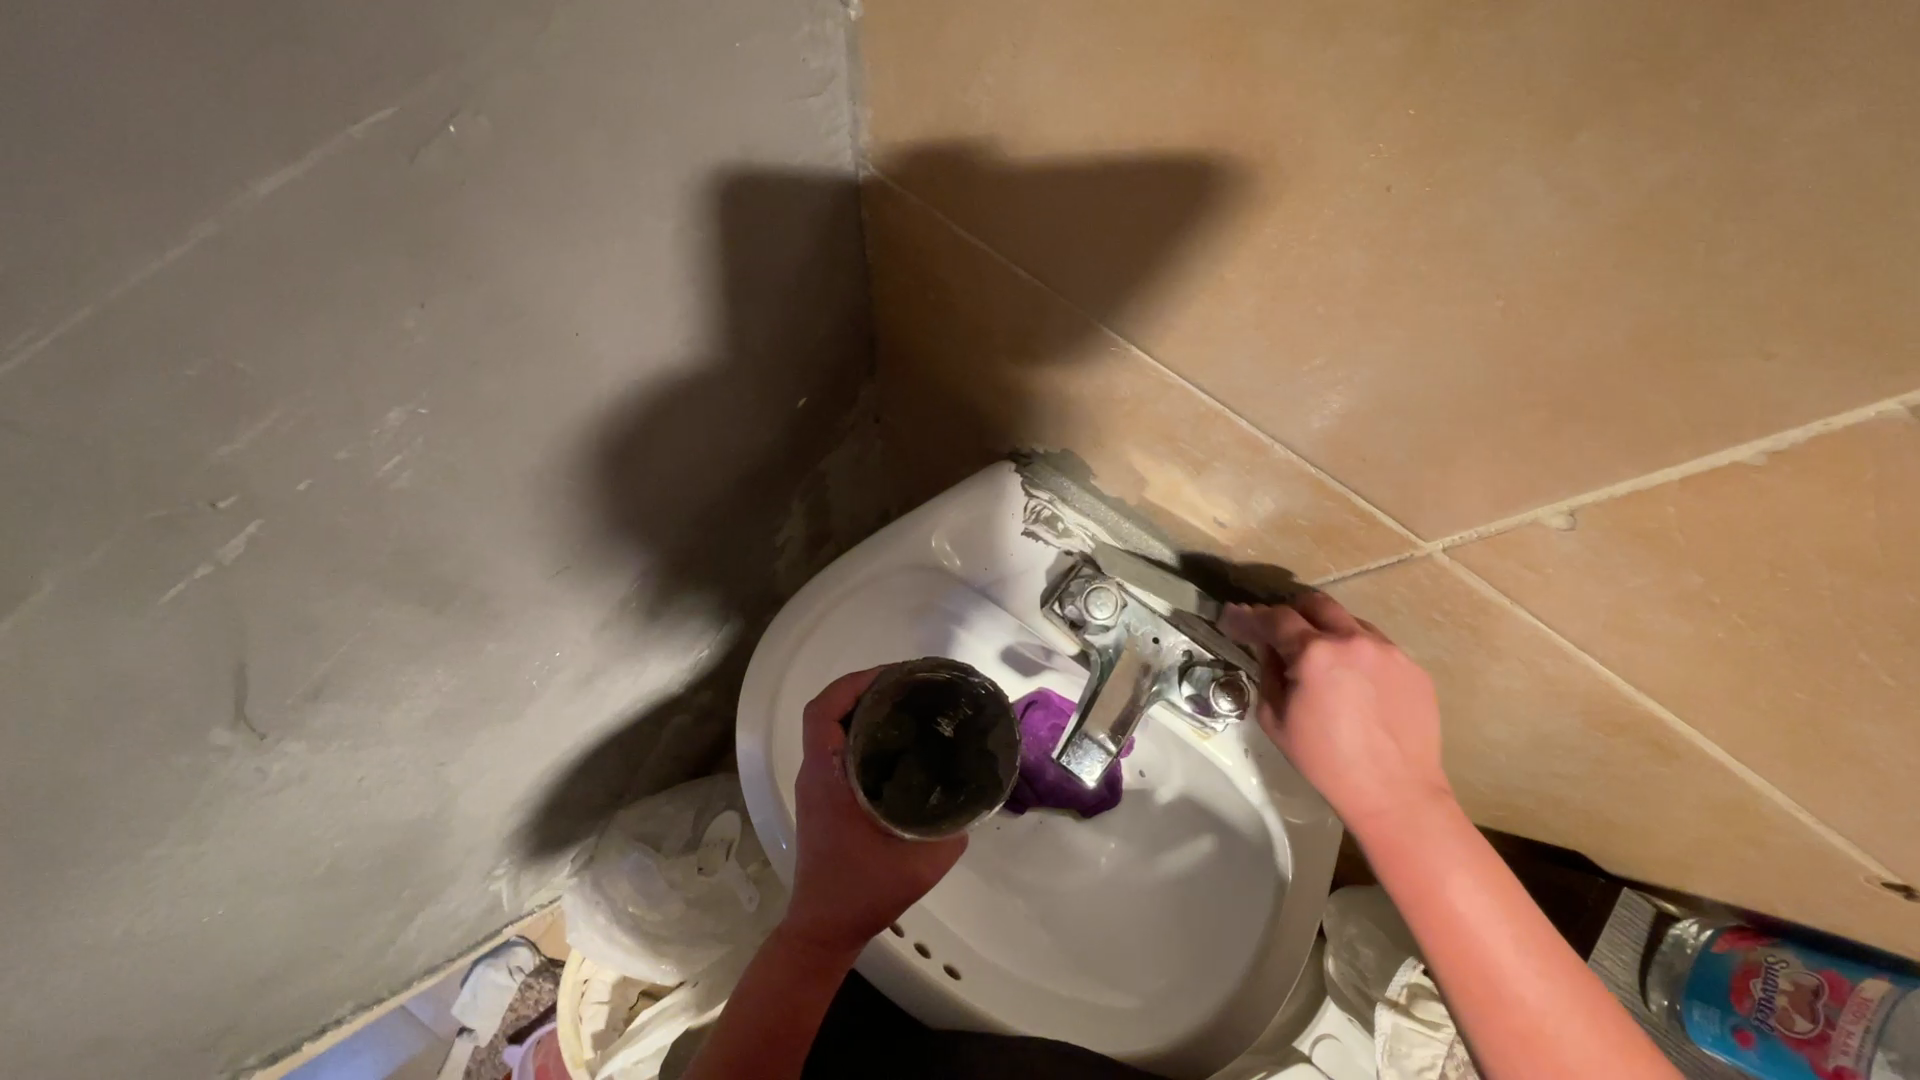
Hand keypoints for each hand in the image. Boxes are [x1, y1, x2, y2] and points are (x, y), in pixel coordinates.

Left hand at [781, 668, 967, 957]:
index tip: (893, 677)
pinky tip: (900, 747)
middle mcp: (815, 774)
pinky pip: (838, 750)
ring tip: (910, 709)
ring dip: (865, 712)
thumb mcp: (919, 864)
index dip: (853, 684)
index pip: (823, 711)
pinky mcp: (823, 799)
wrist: (823, 929)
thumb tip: (975, 797)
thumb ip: (952, 830)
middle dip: (867, 691)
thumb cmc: (861, 892)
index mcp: (827, 777)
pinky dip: (863, 736)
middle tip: (912, 688)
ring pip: (833, 731)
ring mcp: (816, 787)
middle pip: (830, 712)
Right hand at [1222, 594, 1453, 833]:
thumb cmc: (1325, 761)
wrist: (1395, 793)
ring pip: (1349, 622)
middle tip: (1277, 632)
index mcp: (1315, 654)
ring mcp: (1388, 651)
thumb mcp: (1275, 719)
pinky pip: (1376, 647)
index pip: (1274, 618)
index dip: (1247, 616)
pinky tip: (1353, 684)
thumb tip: (1270, 650)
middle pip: (1315, 604)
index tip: (1231, 617)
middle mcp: (1353, 640)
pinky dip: (1355, 653)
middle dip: (1290, 611)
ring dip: (1326, 631)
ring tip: (1320, 662)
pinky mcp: (1412, 667)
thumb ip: (1268, 673)